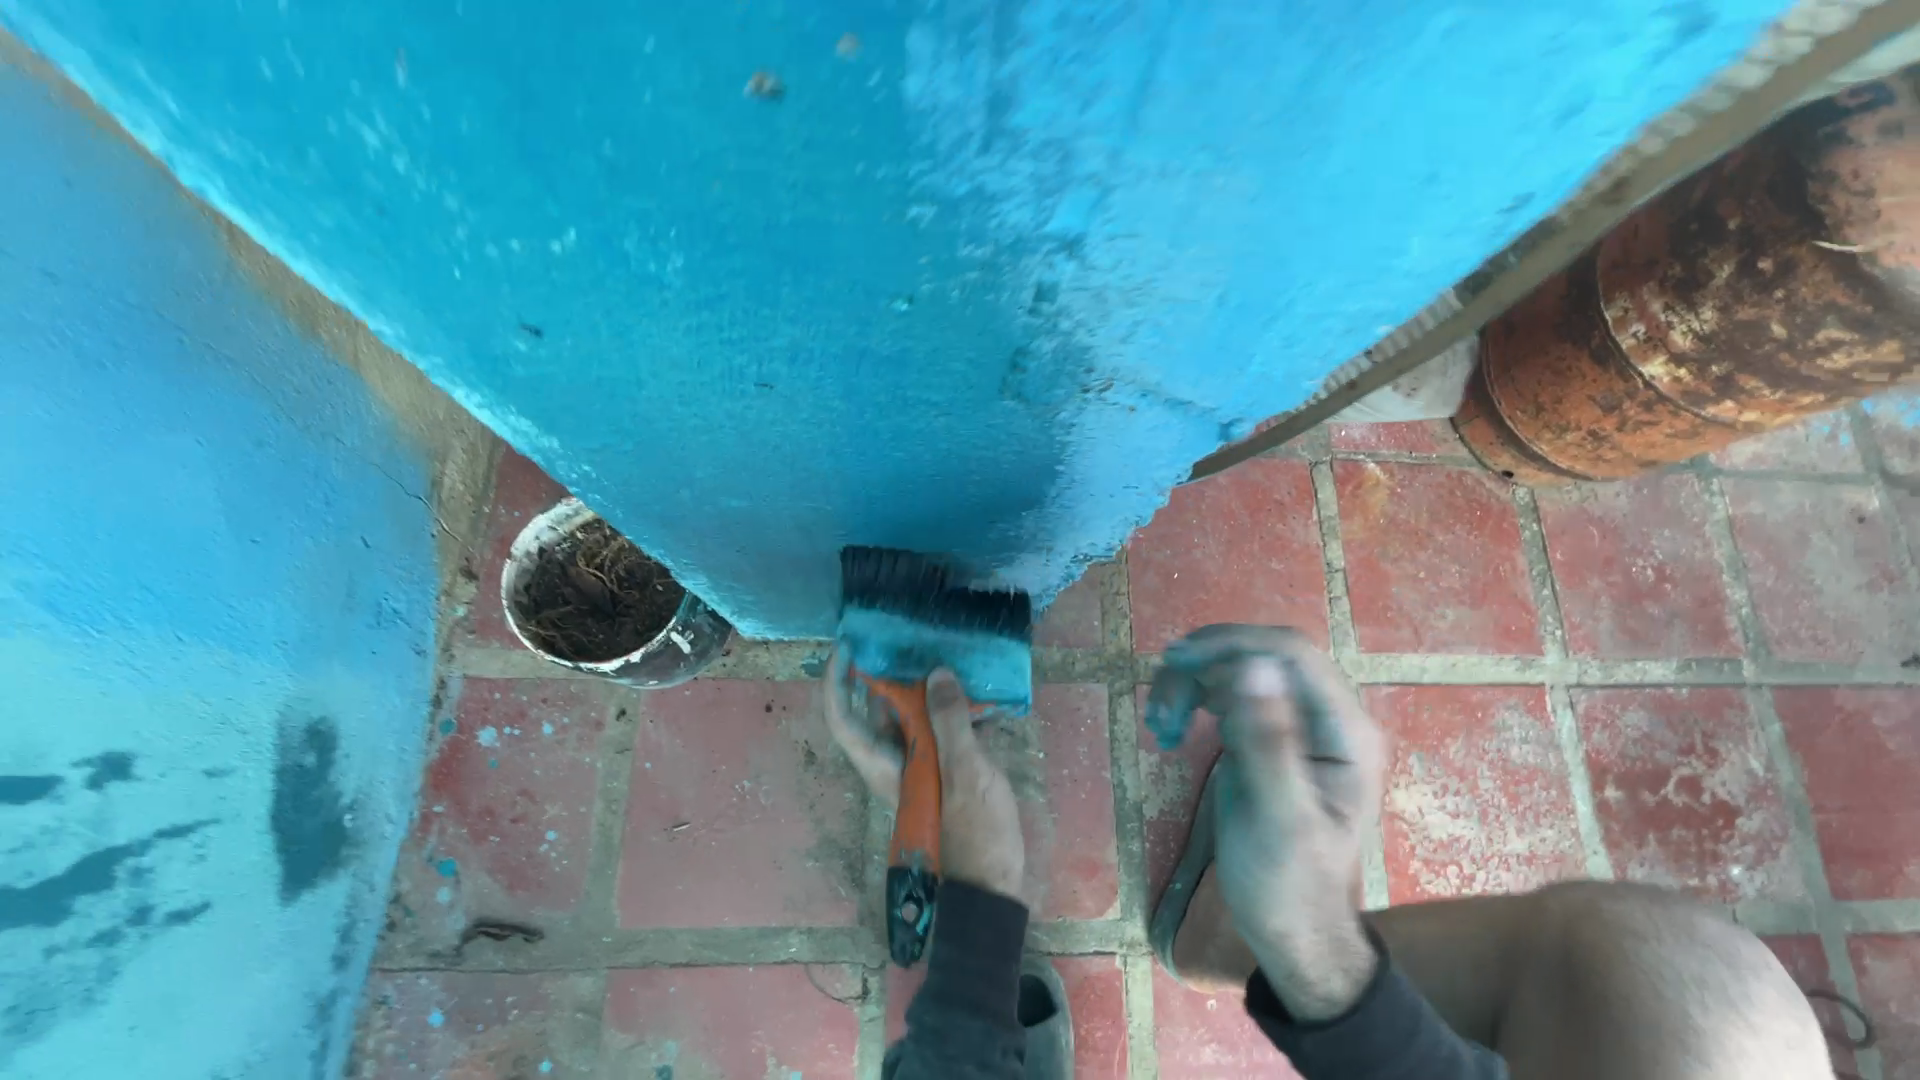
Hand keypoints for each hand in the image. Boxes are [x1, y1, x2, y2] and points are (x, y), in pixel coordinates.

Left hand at [824, 649, 1025, 901]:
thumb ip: (949, 721)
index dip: (838, 681)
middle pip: (876, 712)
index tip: (848, 646)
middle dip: (887, 674)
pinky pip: (936, 732)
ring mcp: (918, 770)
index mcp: (884, 766)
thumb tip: (936, 674)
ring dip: (922, 690)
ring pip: (908, 720)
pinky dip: (947, 711)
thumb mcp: (965, 773)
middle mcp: (893, 764)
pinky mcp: (942, 775)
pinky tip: (975, 694)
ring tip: (944, 657)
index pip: (844, 719)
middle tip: (907, 638)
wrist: (993, 889)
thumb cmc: (974, 834)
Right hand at [1147, 625, 1386, 1019]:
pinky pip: (1221, 694)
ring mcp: (1291, 722)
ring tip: (1159, 725)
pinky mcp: (1262, 734)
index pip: (1291, 654)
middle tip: (1159, 707)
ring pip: (1232, 669)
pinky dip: (1188, 701)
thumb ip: (1269, 740)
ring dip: (1188, 685)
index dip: (1232, 644)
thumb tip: (1253, 665)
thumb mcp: (1278, 817)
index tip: (1175, 659)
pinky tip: (1167, 730)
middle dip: (1203, 668)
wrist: (1287, 927)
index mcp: (1344, 730)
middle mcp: (1322, 715)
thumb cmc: (1288, 880)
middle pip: (1256, 655)